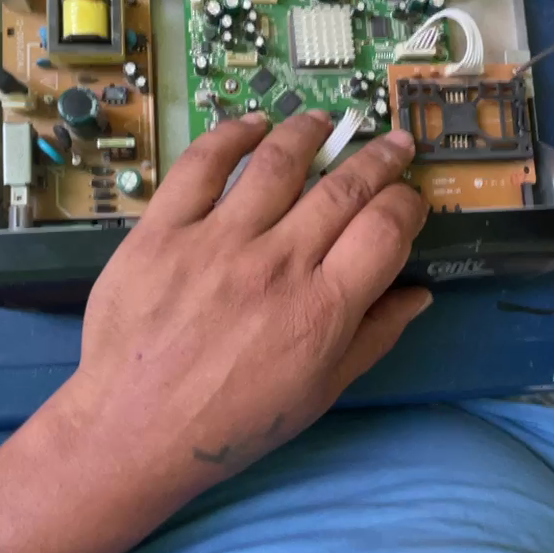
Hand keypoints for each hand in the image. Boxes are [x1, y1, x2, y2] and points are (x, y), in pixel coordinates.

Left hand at [59, 111, 431, 494]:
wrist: (134, 431)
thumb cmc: (236, 420)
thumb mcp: (320, 392)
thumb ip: (374, 338)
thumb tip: (419, 293)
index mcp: (321, 309)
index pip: (385, 229)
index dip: (407, 203)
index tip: (408, 200)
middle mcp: (276, 265)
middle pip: (344, 188)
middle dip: (380, 158)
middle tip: (393, 144)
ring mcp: (216, 242)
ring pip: (277, 163)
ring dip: (310, 133)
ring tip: (324, 121)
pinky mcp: (163, 231)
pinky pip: (200, 166)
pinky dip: (231, 135)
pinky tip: (253, 125)